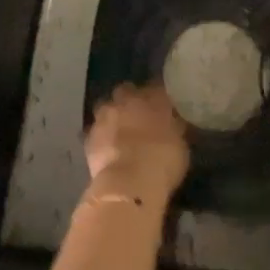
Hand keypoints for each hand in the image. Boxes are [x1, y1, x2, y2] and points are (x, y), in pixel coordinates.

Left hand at [85, 83, 189, 205]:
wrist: (130, 183)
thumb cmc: (163, 161)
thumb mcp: (181, 143)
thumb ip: (173, 127)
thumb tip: (173, 122)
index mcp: (153, 98)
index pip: (156, 86)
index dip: (157, 95)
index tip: (161, 104)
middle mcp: (127, 100)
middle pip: (126, 90)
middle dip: (129, 100)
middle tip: (137, 115)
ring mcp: (105, 117)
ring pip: (106, 107)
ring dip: (112, 116)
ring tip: (119, 132)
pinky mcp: (89, 137)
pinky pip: (95, 131)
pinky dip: (101, 137)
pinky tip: (108, 149)